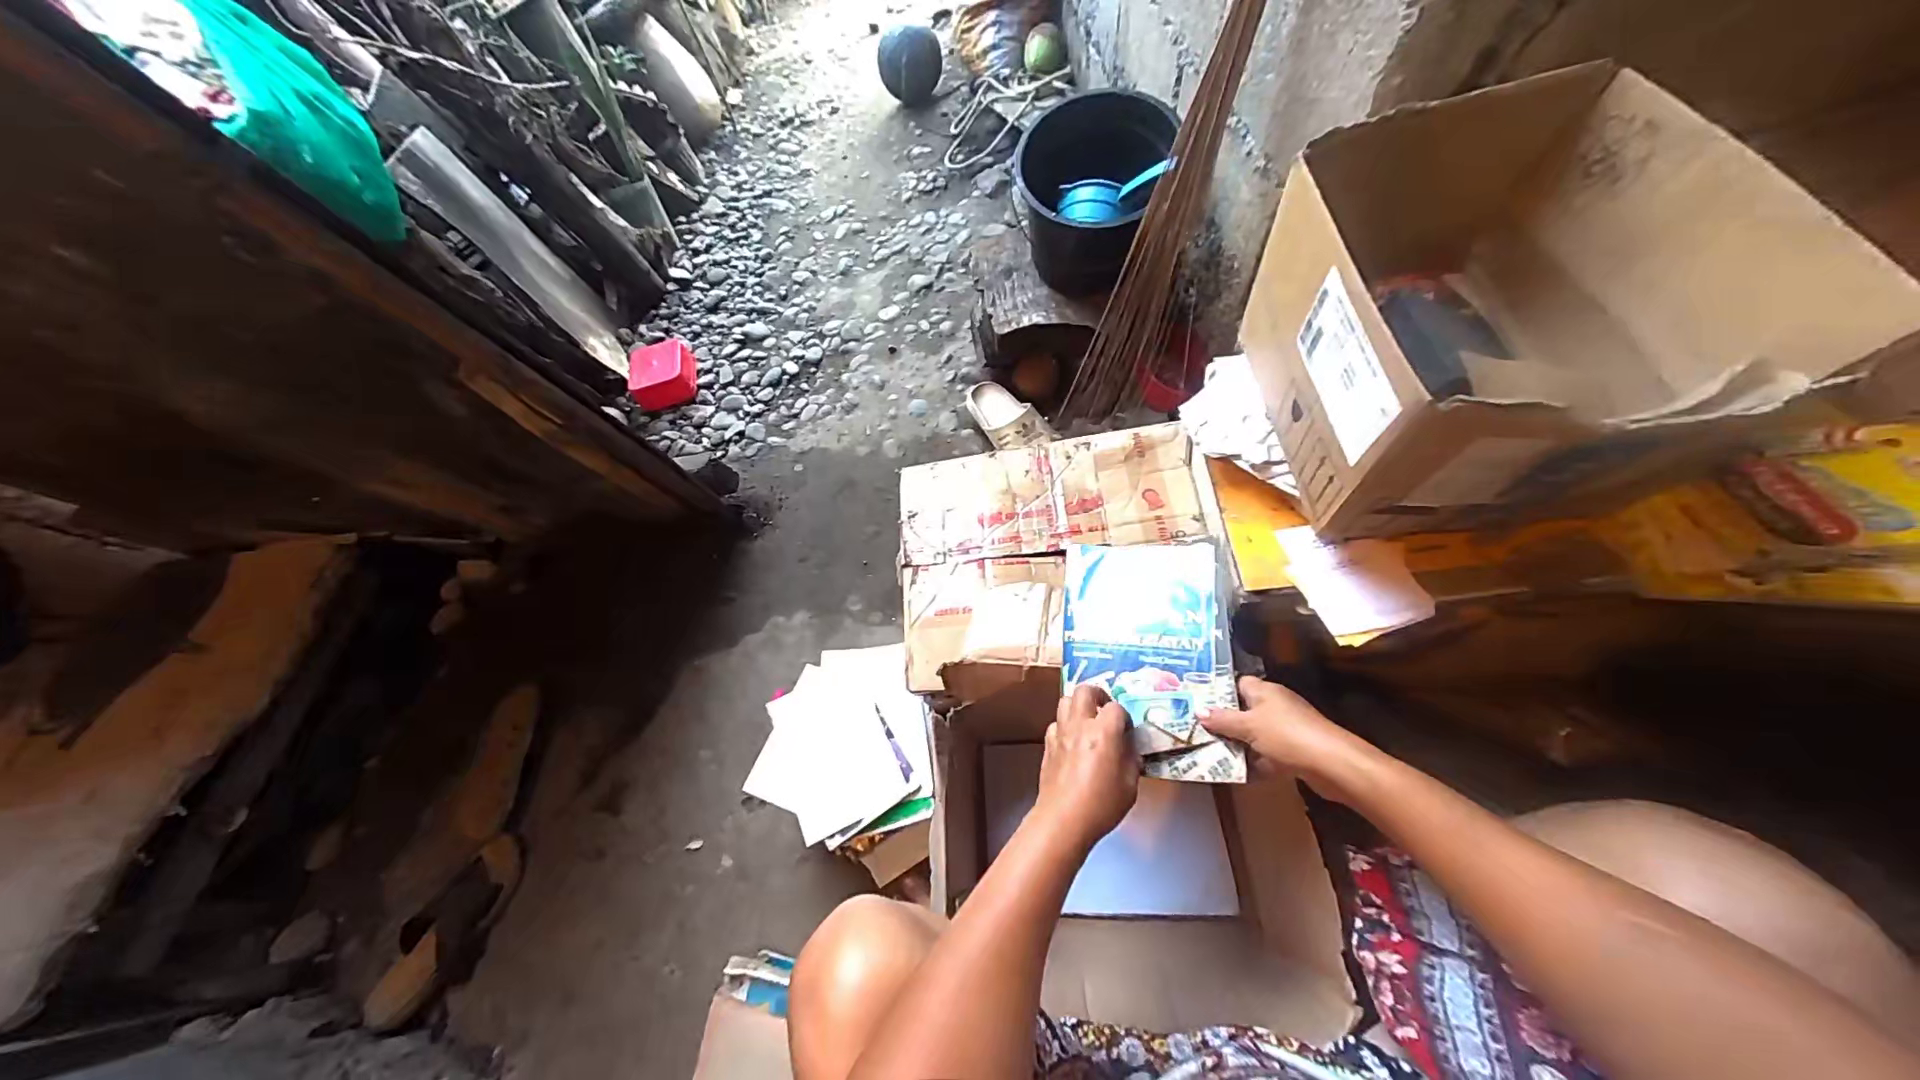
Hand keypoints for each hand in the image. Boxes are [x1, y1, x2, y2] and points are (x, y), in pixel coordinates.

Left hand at [1032, 685, 1137, 852]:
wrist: (1064, 819)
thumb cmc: (1102, 805)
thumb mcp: (1130, 784)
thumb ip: (1131, 758)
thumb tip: (1128, 746)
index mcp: (1103, 732)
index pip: (1116, 707)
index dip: (1124, 716)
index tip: (1128, 730)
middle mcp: (1079, 725)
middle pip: (1085, 690)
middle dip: (1098, 695)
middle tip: (1106, 710)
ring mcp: (1060, 733)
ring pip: (1065, 701)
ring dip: (1079, 706)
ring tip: (1089, 722)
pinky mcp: (1047, 745)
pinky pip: (1056, 723)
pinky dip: (1066, 726)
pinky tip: (1073, 742)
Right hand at [1198, 676, 1371, 802]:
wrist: (1332, 765)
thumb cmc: (1286, 736)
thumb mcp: (1248, 726)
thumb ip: (1222, 720)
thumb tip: (1198, 711)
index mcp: (1265, 691)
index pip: (1238, 683)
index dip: (1220, 692)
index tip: (1198, 703)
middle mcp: (1276, 706)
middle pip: (1245, 711)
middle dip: (1225, 722)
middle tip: (1198, 731)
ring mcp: (1287, 730)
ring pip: (1255, 735)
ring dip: (1238, 745)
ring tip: (1210, 753)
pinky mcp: (1294, 752)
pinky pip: (1267, 755)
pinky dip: (1255, 763)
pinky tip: (1237, 773)